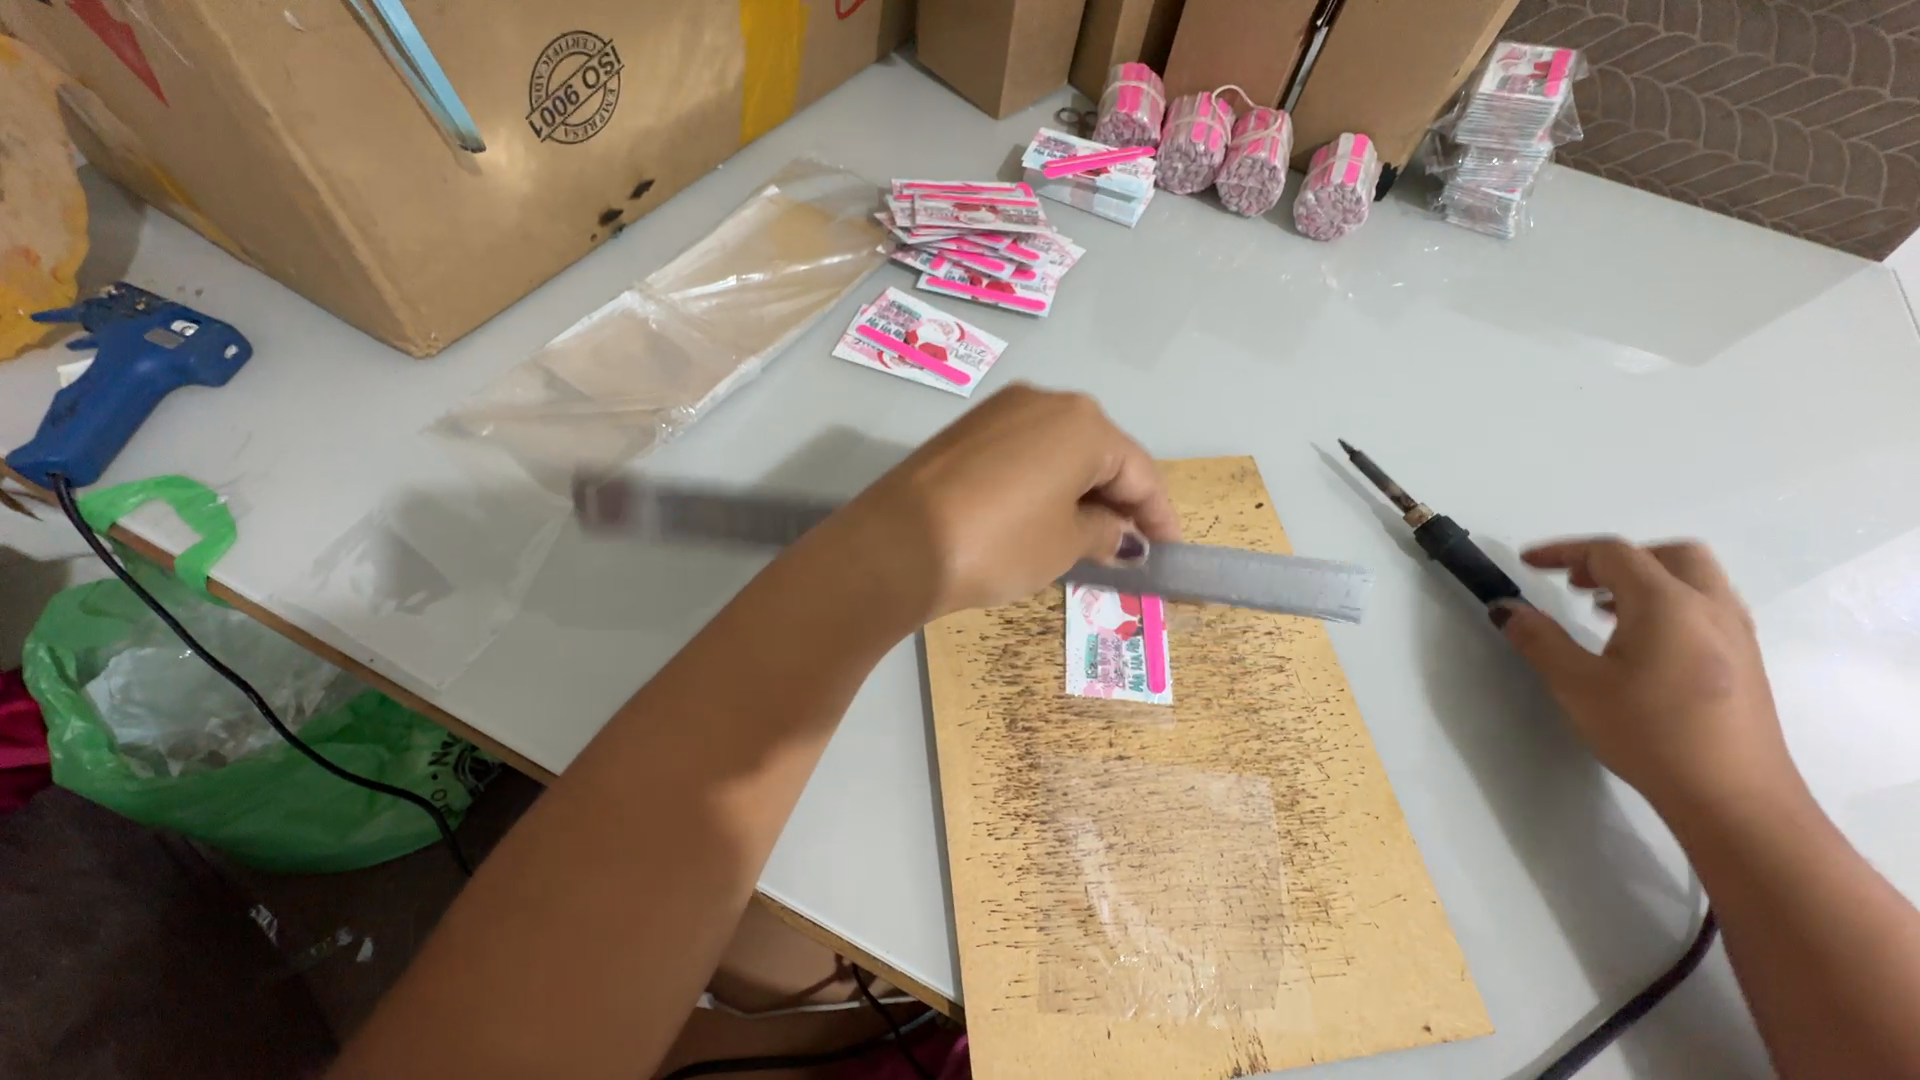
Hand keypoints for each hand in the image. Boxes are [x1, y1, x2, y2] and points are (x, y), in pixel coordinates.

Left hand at [818, 384, 1180, 621]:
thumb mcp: (1065, 544)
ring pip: (1060, 453)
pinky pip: (1025, 455)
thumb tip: (1124, 535)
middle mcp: (1045, 401)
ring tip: (1088, 540)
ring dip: (1080, 493)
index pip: (1140, 471)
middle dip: (1119, 502)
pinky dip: (1044, 485)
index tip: (1169, 553)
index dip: (1159, 517)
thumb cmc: (1000, 542)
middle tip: (1128, 550)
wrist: (899, 545)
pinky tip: (1043, 517)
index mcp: (1083, 422)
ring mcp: (1000, 411)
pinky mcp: (967, 431)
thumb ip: (1106, 533)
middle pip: (1100, 455)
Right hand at [1495, 539, 1799, 815]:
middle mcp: (1709, 607)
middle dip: (1618, 558)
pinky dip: (1668, 602)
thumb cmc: (1649, 735)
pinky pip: (1705, 607)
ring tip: (1601, 609)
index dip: (1565, 551)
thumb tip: (1506, 608)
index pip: (1614, 553)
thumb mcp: (1576, 685)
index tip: (1528, 563)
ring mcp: (1735, 634)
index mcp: (1668, 604)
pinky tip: (1638, 641)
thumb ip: (1538, 639)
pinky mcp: (1744, 661)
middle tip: (1577, 583)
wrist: (1734, 799)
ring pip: (1694, 579)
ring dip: (1645, 579)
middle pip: (1669, 554)